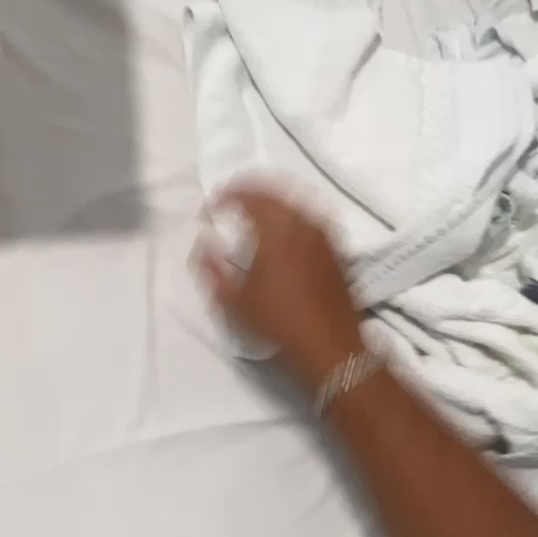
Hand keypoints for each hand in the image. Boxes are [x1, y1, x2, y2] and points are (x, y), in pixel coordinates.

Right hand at [197, 184, 365, 392]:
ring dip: (269, 199)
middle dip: (246, 191)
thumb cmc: (278, 322)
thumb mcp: (233, 300)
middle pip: (272, 192)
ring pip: (294, 201)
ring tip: (251, 210)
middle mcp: (302, 224)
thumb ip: (210, 267)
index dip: (223, 198)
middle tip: (226, 201)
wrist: (330, 344)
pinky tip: (281, 228)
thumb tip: (202, 243)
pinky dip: (290, 212)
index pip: (246, 197)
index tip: (208, 210)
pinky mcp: (335, 247)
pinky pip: (309, 215)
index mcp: (275, 232)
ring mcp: (323, 234)